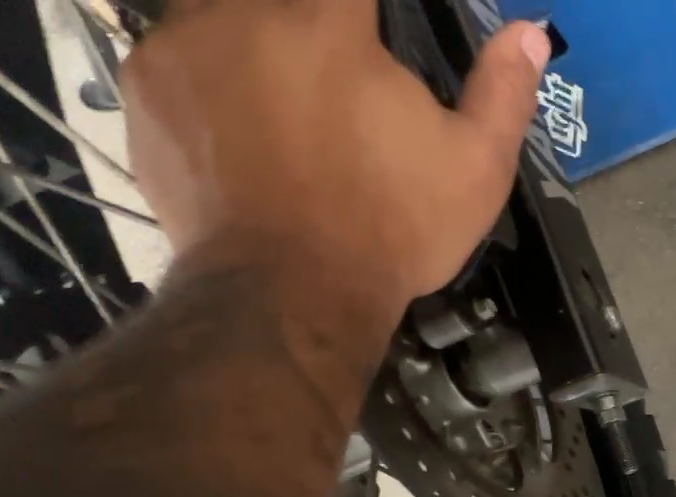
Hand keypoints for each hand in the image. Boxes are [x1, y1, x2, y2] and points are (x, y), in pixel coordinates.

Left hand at [121, 0, 548, 318]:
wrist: (294, 290)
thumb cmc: (398, 227)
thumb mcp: (478, 169)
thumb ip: (502, 92)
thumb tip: (531, 33)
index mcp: (332, 26)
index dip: (366, 14)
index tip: (379, 37)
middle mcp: (246, 14)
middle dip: (312, 29)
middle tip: (338, 91)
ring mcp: (184, 46)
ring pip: (218, 11)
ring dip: (254, 40)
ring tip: (287, 103)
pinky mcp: (144, 88)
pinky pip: (175, 55)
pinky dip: (209, 80)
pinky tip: (242, 134)